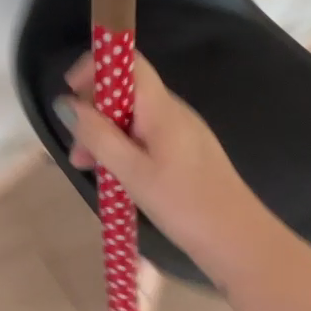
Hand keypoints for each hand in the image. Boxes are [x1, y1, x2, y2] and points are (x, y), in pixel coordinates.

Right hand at [55, 52, 275, 280]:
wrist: (246, 249)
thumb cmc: (187, 207)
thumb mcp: (131, 172)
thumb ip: (96, 134)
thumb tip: (65, 103)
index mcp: (163, 110)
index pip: (128, 61)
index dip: (95, 66)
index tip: (72, 93)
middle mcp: (173, 113)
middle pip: (123, 91)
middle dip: (91, 112)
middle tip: (77, 152)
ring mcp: (182, 134)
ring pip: (130, 116)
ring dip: (102, 134)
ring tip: (90, 169)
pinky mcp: (185, 154)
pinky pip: (143, 136)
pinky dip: (121, 148)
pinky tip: (115, 176)